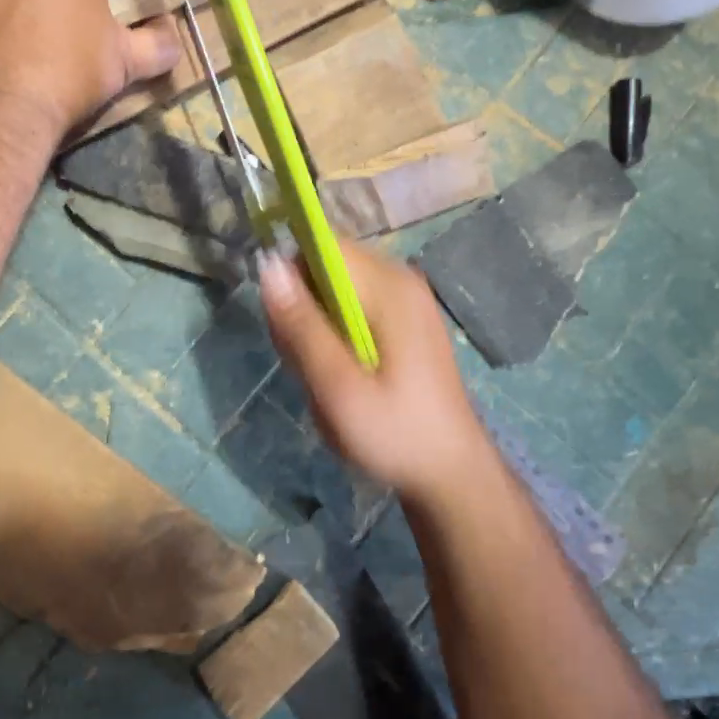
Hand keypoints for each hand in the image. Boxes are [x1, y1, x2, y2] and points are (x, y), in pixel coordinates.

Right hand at [258, 242, 491, 498]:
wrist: (450, 473)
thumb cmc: (395, 433)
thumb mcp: (338, 388)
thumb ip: (301, 326)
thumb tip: (267, 266)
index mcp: (389, 288)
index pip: (322, 245)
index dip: (290, 274)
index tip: (284, 325)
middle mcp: (398, 280)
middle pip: (323, 267)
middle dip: (300, 308)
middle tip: (304, 365)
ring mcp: (402, 299)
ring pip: (330, 290)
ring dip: (312, 328)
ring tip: (322, 378)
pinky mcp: (400, 318)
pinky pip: (348, 307)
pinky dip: (330, 336)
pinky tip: (337, 375)